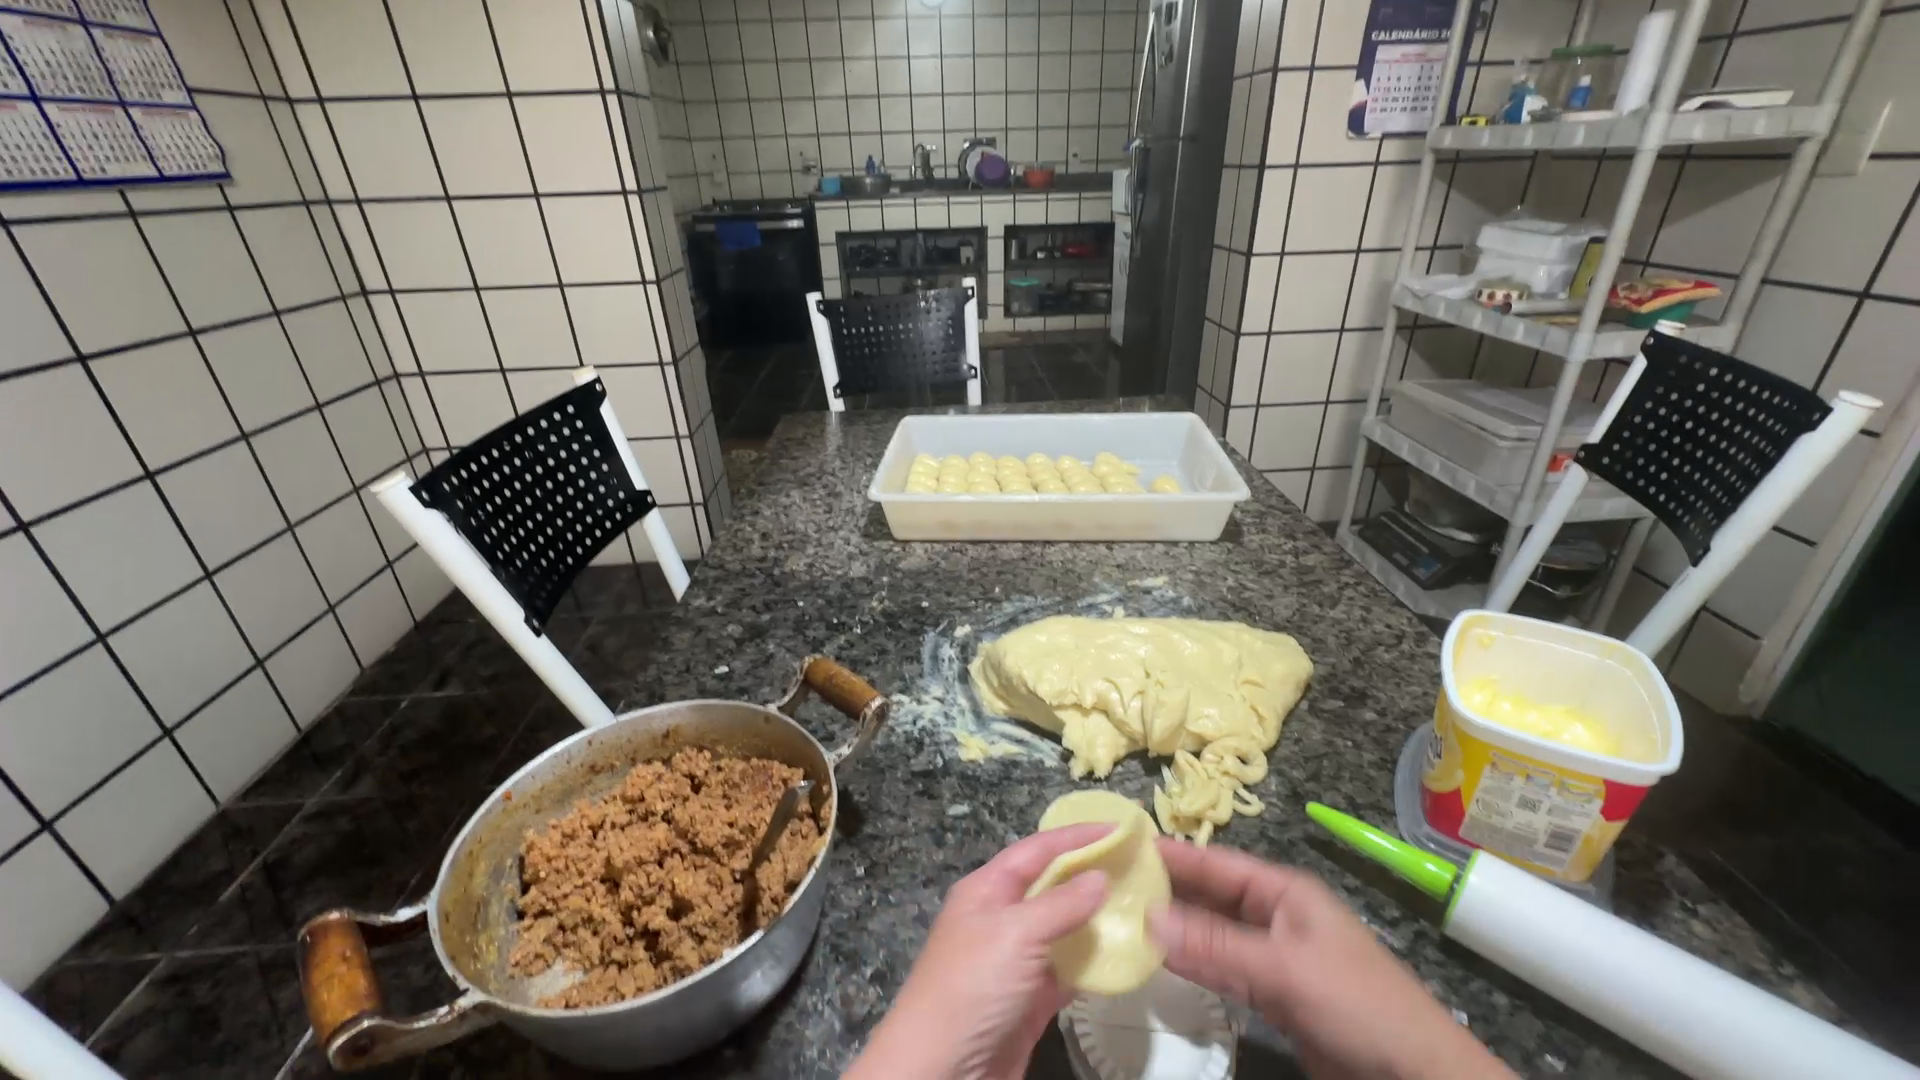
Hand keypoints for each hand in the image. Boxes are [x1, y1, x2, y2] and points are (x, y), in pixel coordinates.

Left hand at [843, 824, 1112, 1079]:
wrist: (940, 1072)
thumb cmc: (972, 987)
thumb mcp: (1014, 935)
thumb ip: (1060, 905)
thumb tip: (1100, 877)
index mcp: (986, 890)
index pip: (1036, 850)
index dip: (1075, 836)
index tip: (1118, 828)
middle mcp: (1000, 918)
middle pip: (1050, 886)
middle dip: (1090, 875)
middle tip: (1137, 867)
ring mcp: (1015, 961)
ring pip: (1062, 930)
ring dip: (1096, 921)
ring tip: (1140, 908)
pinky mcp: (1030, 1000)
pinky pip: (1067, 972)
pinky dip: (1093, 965)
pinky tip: (1124, 957)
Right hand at [1148, 840, 1515, 1079]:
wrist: (1417, 1078)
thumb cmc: (1358, 1005)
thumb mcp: (1284, 969)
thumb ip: (1214, 944)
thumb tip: (1146, 915)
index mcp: (1284, 891)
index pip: (1216, 862)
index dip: (1172, 853)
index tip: (1121, 846)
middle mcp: (1275, 915)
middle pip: (1211, 895)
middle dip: (1166, 890)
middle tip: (1109, 885)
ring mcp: (1273, 955)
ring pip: (1213, 933)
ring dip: (1175, 929)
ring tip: (1121, 919)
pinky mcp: (1273, 994)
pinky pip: (1223, 969)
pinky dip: (1194, 964)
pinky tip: (1160, 961)